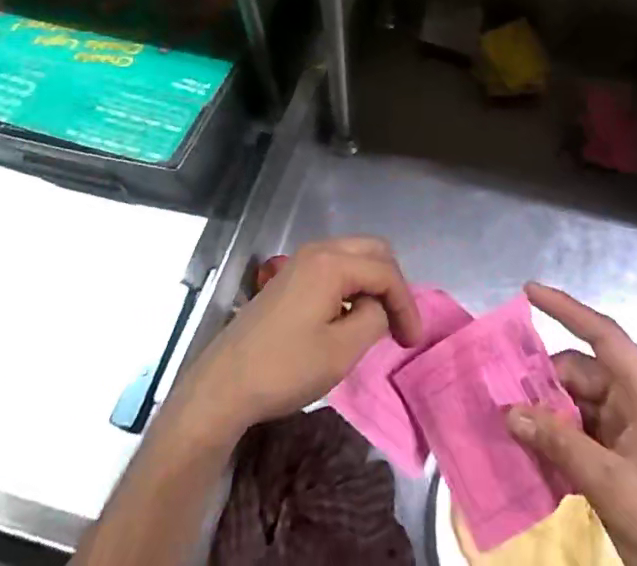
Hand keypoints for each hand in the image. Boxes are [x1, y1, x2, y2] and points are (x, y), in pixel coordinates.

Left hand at [172, 236, 421, 437]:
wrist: (225, 384)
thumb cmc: (286, 369)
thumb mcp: (342, 350)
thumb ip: (374, 319)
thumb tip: (378, 306)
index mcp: (331, 263)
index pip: (386, 272)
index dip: (406, 305)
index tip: (412, 342)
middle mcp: (316, 251)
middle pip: (372, 251)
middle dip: (393, 285)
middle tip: (401, 324)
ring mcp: (299, 262)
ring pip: (353, 257)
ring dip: (373, 284)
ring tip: (382, 323)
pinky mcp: (289, 279)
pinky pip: (334, 268)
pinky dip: (352, 286)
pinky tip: (352, 317)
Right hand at [505, 283, 636, 565]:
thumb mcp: (609, 483)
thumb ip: (557, 442)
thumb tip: (510, 413)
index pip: (605, 336)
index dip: (566, 309)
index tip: (528, 291)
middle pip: (583, 373)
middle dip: (543, 381)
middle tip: (501, 395)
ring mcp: (636, 430)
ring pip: (579, 403)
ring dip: (548, 414)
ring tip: (510, 426)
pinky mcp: (629, 456)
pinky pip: (585, 431)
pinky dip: (560, 438)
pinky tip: (532, 452)